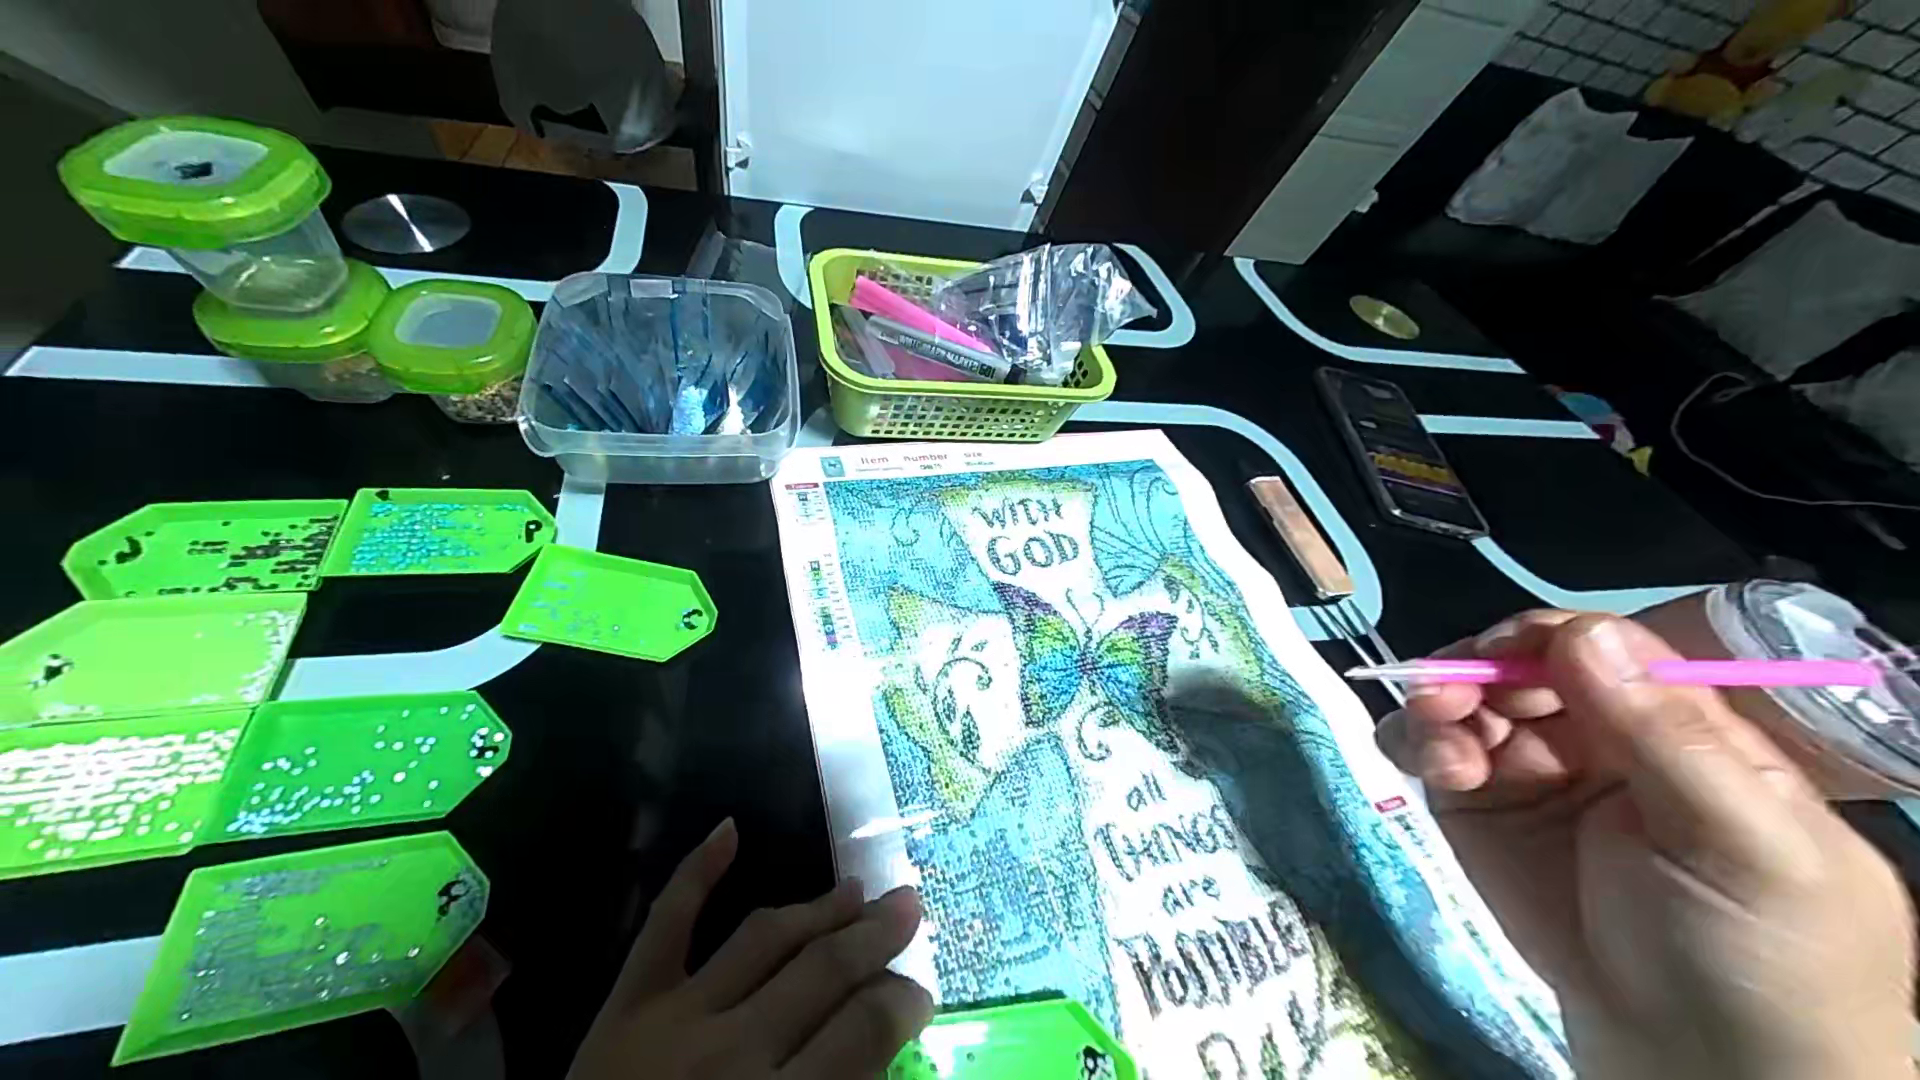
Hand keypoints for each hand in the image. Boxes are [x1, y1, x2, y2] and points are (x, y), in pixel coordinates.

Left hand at [568, 819, 932, 1079]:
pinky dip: (695, 873)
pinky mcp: (627, 1006)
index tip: (919, 992)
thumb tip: (883, 1057)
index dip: (902, 1001)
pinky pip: (666, 925)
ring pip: (767, 936)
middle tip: (908, 907)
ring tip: (856, 888)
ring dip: (819, 907)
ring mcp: (676, 1019)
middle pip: (826, 969)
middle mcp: (734, 1052)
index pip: (863, 1028)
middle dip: (877, 934)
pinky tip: (728, 830)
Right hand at [1376, 612, 1914, 1079]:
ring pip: (1457, 700)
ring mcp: (1519, 764)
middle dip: (1469, 672)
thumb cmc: (1754, 948)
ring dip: (1433, 709)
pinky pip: (1422, 746)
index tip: (1499, 659)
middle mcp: (1584, 731)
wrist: (1687, 1054)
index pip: (1595, 646)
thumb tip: (1582, 632)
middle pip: (1508, 664)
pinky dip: (1411, 742)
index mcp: (1667, 724)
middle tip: (1443, 702)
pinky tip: (1432, 770)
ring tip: (1443, 755)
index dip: (1540, 640)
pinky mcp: (1467, 799)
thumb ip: (1669, 736)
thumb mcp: (1747, 844)